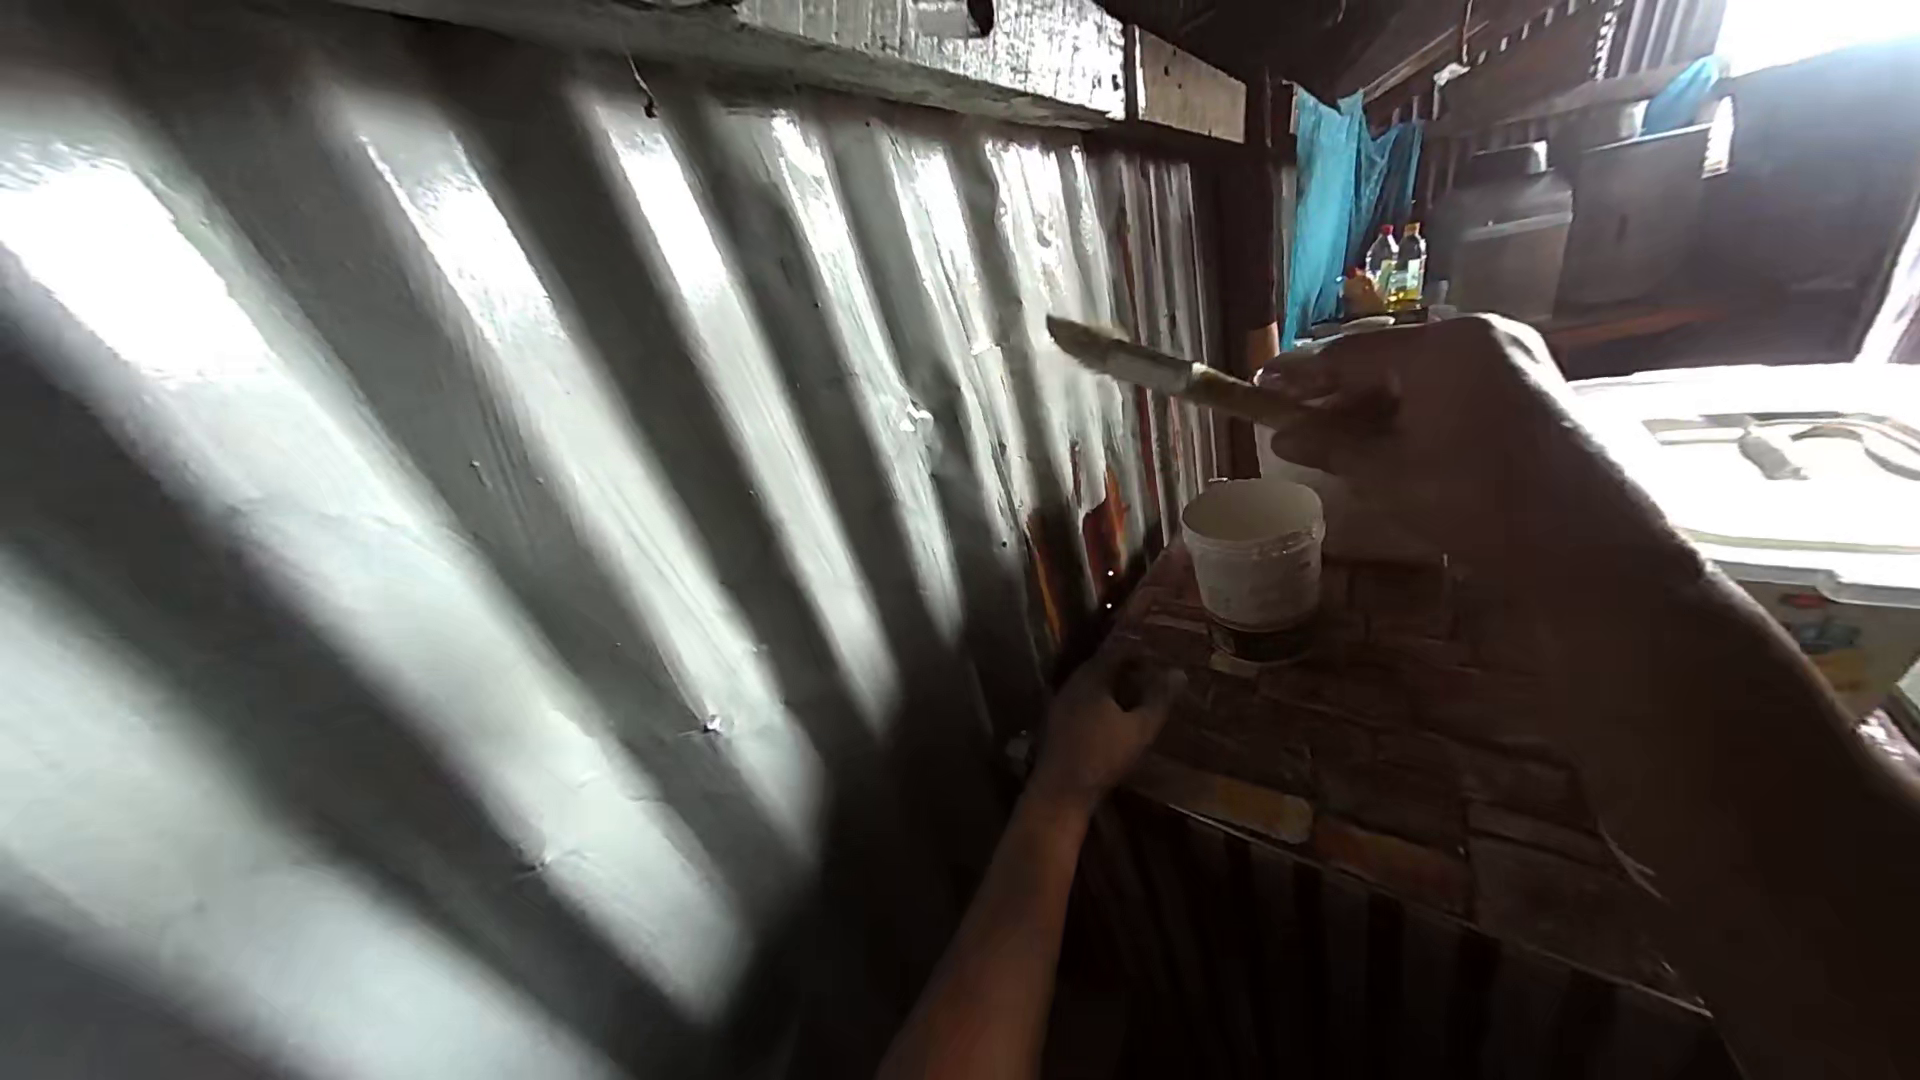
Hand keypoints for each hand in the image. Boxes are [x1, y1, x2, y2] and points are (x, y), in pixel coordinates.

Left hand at [1029, 646, 1185, 810]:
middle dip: (1126, 665)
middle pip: (1101, 663)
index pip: (1116, 651)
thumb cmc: (1103, 756)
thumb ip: (1159, 699)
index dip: (1139, 651)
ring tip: (1136, 692)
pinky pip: (1082, 696)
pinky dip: (1100, 696)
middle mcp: (1072, 682)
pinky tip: (1112, 713)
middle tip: (1151, 673)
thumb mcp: (1139, 729)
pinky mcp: (1056, 718)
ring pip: (1090, 681)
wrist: (1061, 788)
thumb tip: (1179, 673)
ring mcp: (1061, 700)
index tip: (1160, 658)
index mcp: (1090, 678)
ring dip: (1112, 682)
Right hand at [1255, 314, 1673, 591]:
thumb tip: (1281, 435)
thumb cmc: (1474, 499)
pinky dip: (1406, 413)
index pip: (1348, 354)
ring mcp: (1509, 361)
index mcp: (1441, 348)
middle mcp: (1479, 338)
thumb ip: (1328, 444)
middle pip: (1383, 362)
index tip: (1259, 386)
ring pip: (1415, 377)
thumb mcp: (1385, 473)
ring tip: (1330, 440)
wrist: (1590, 544)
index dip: (1297, 374)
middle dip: (1334, 395)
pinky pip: (1447, 390)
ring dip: (1368, 408)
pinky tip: (1381, 444)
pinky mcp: (1526, 388)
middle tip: (1292, 421)